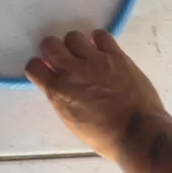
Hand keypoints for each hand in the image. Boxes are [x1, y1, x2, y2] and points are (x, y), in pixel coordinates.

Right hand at [24, 29, 171, 165]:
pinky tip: (101, 50)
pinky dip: (98, 40)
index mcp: (58, 91)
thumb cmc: (104, 136)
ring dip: (75, 45)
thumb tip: (60, 86)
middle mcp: (72, 71)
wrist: (137, 133)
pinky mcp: (116, 55)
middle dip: (52, 50)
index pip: (34, 67)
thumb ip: (62, 98)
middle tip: (61, 58)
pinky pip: (101, 35)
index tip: (46, 71)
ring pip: (73, 36)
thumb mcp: (72, 121)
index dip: (38, 67)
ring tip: (84, 55)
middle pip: (49, 44)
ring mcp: (95, 60)